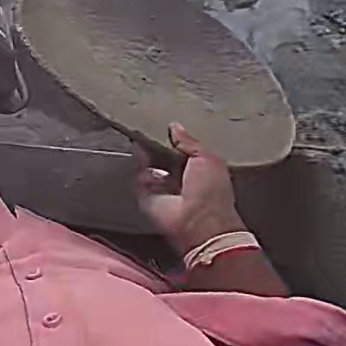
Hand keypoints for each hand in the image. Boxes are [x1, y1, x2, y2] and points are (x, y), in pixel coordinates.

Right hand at [135, 123, 247, 257]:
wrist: (197, 221)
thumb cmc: (211, 190)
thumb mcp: (207, 158)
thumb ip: (189, 142)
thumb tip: (174, 126)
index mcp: (197, 170)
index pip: (181, 151)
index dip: (173, 139)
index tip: (163, 124)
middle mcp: (178, 179)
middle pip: (161, 157)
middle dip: (155, 145)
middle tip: (146, 126)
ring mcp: (161, 188)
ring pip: (147, 165)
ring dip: (143, 153)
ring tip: (138, 135)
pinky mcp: (145, 196)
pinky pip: (136, 177)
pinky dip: (135, 165)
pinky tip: (135, 150)